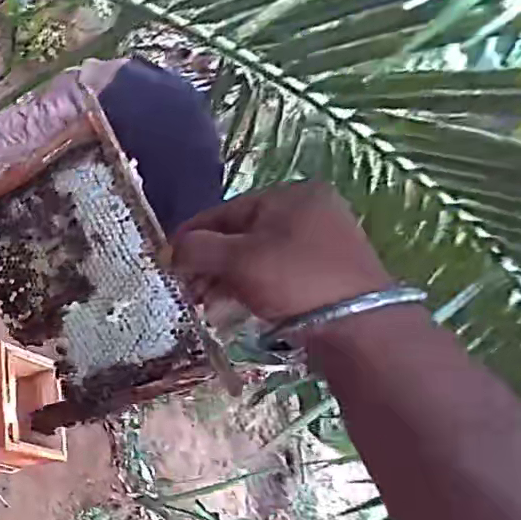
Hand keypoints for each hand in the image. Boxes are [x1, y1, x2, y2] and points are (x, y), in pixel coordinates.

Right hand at [171, 181, 393, 323]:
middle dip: (205, 264)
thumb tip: (168, 251)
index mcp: (288, 196)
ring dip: (221, 279)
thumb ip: (196, 249)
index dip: (188, 237)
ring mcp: (317, 240)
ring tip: (203, 304)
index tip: (165, 263)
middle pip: (235, 235)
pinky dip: (244, 286)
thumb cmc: (292, 279)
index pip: (221, 212)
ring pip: (250, 256)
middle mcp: (306, 210)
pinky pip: (269, 271)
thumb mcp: (236, 259)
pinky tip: (228, 307)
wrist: (356, 323)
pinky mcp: (321, 269)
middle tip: (185, 290)